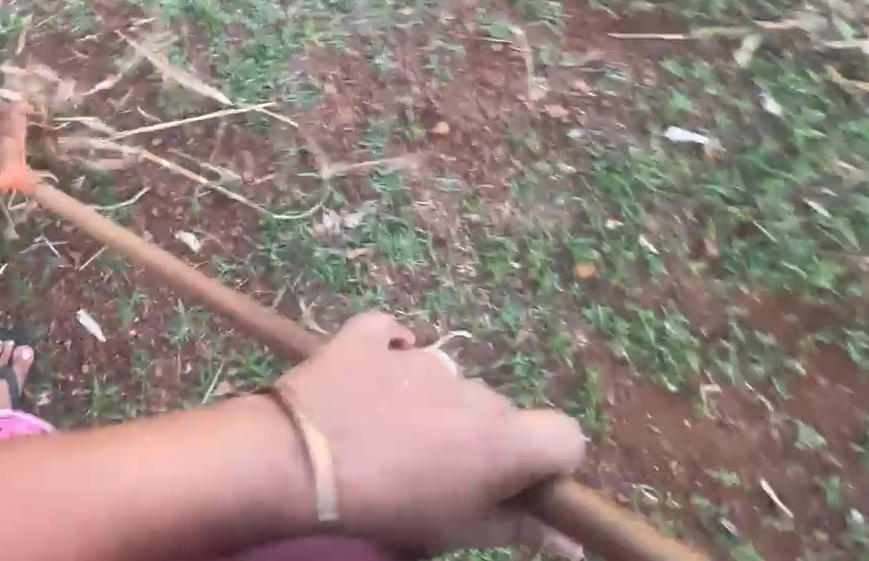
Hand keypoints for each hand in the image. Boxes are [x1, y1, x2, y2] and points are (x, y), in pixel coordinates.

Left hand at [272, 313, 587, 551]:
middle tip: (438, 457)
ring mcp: (411, 354)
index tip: (516, 474)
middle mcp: (468, 387)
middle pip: (496, 406)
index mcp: (505, 438)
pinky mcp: (362, 333)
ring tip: (390, 419)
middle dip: (479, 429)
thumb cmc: (388, 504)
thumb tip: (566, 538)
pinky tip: (371, 371)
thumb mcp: (460, 528)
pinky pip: (387, 330)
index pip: (564, 434)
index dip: (546, 457)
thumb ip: (519, 525)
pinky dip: (386, 345)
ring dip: (430, 392)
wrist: (302, 460)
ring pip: (443, 371)